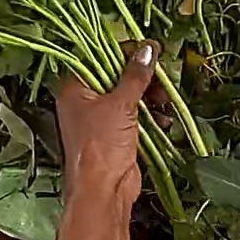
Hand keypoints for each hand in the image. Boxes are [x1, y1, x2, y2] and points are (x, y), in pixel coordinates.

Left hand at [55, 41, 156, 213]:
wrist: (103, 189)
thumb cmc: (101, 145)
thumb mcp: (120, 104)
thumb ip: (135, 76)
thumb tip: (148, 50)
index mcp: (75, 88)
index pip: (99, 56)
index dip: (125, 51)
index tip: (150, 50)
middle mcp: (84, 101)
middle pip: (116, 76)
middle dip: (142, 77)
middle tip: (162, 79)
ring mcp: (100, 119)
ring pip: (128, 97)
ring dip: (149, 97)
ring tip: (165, 100)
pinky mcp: (116, 135)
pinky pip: (135, 117)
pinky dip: (150, 115)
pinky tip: (163, 119)